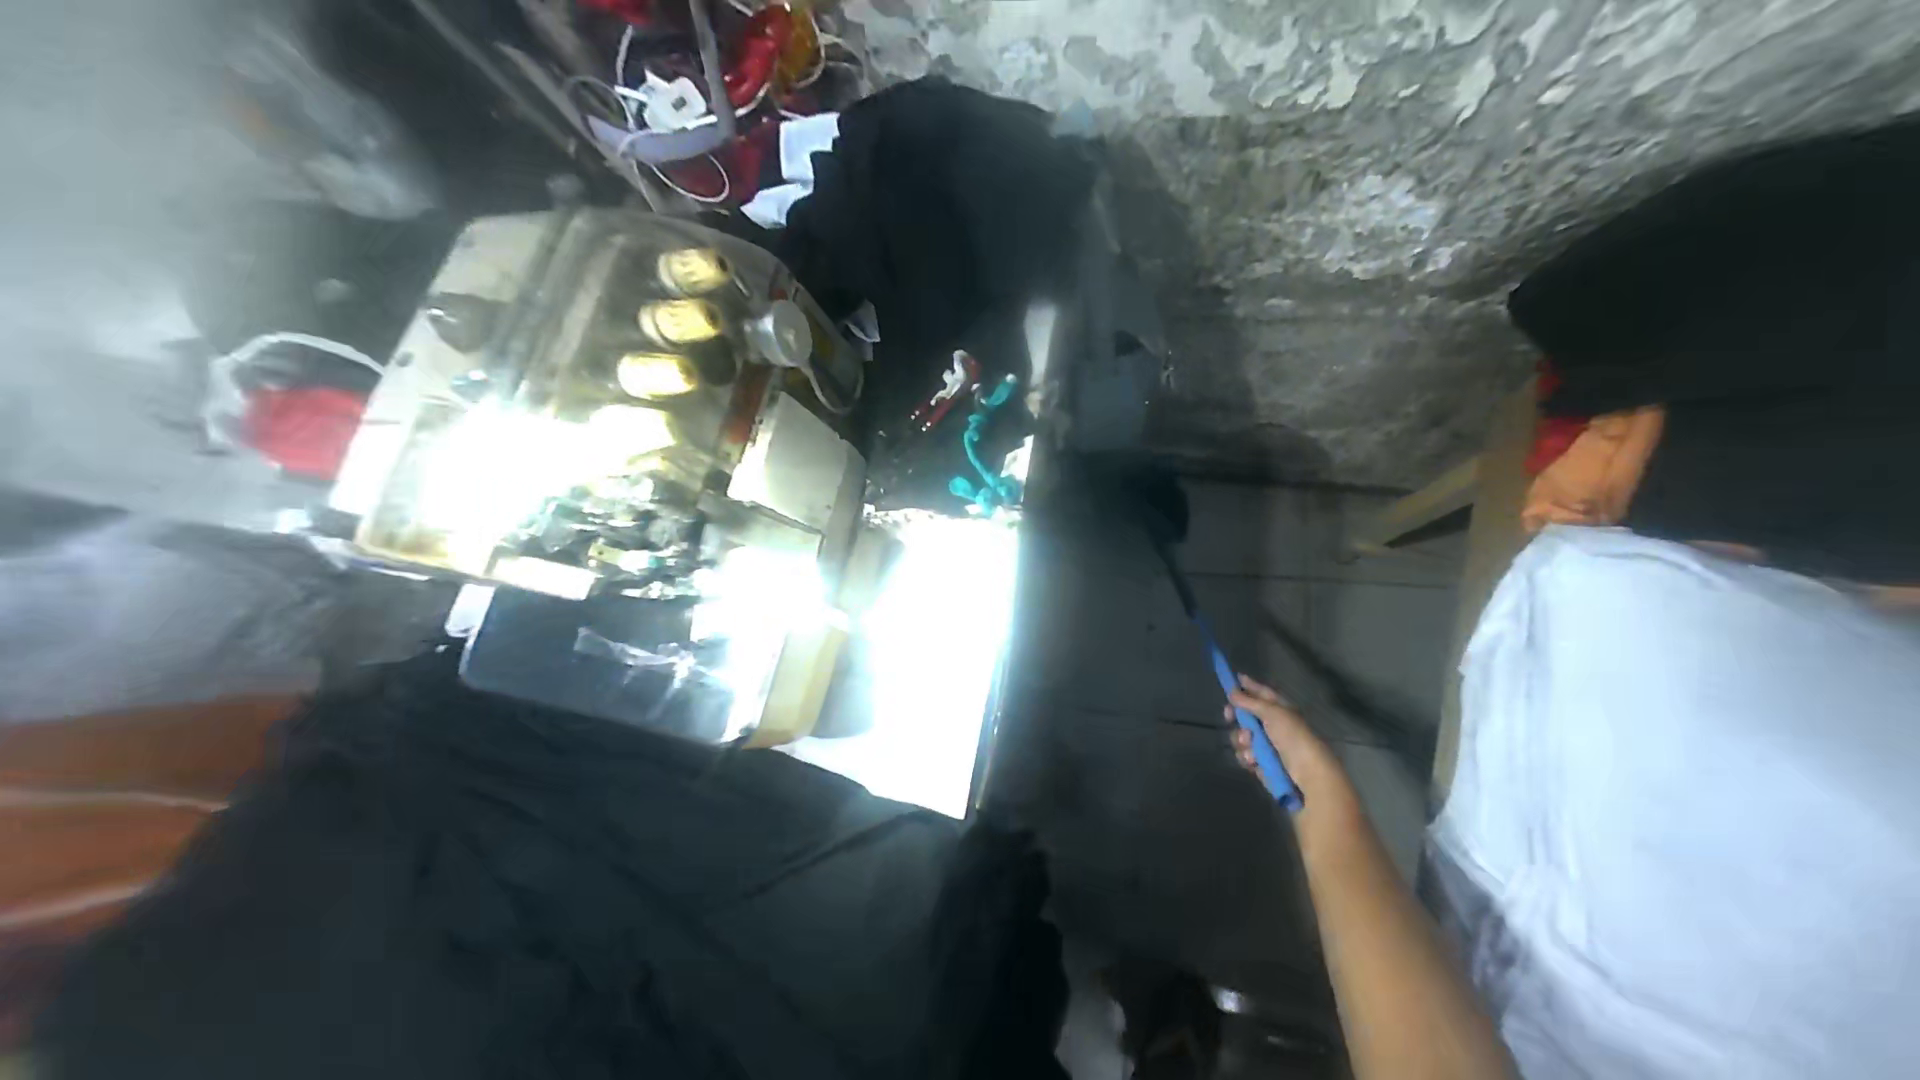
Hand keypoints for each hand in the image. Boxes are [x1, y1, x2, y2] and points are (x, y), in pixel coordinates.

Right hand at [1227, 674, 1353, 821]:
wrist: (1307, 774)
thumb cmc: (1293, 738)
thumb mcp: (1273, 713)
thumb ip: (1250, 702)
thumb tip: (1231, 692)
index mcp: (1280, 710)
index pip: (1262, 692)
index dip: (1249, 686)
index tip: (1232, 678)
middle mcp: (1273, 725)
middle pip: (1246, 715)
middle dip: (1237, 716)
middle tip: (1229, 716)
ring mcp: (1266, 745)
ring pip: (1241, 736)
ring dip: (1241, 739)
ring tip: (1249, 745)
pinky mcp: (1262, 763)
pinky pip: (1244, 754)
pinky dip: (1246, 757)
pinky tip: (1253, 761)